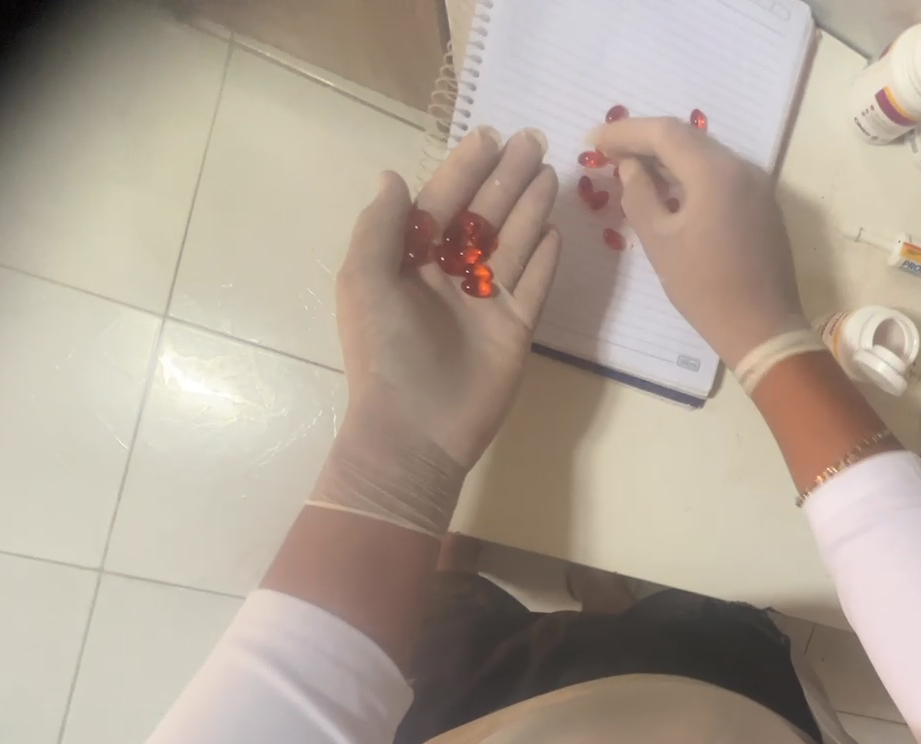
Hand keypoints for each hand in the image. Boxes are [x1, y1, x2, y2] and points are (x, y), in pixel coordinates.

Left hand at [312, 127, 561, 535]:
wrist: (417, 429)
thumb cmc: (383, 355)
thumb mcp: (364, 281)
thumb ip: (380, 227)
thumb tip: (394, 176)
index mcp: (409, 261)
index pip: (442, 203)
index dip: (465, 169)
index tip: (490, 136)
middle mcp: (450, 276)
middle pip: (484, 217)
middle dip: (507, 179)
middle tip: (535, 142)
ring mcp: (486, 303)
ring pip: (513, 245)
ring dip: (531, 209)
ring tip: (551, 173)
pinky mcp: (516, 330)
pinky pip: (533, 286)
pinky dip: (544, 259)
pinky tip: (556, 229)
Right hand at [595, 118, 807, 376]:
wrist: (763, 330)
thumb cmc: (706, 290)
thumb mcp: (661, 244)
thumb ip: (639, 197)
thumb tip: (630, 169)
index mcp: (715, 172)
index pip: (664, 133)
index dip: (625, 132)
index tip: (594, 141)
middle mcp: (743, 169)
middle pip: (688, 140)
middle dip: (647, 143)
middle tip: (612, 155)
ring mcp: (759, 188)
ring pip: (708, 159)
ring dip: (671, 162)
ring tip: (637, 174)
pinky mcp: (765, 209)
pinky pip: (725, 180)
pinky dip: (695, 180)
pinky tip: (673, 196)